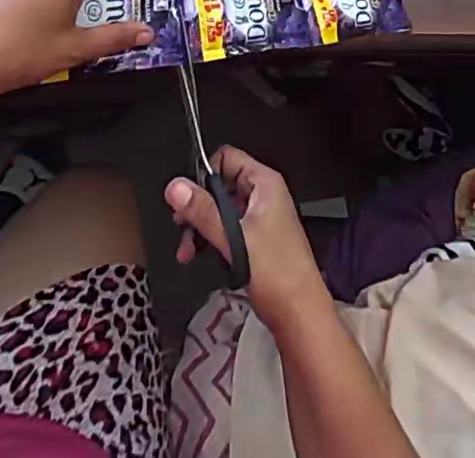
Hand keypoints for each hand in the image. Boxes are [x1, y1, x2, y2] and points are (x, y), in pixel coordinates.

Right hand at [165, 146, 327, 326]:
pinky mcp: (256, 239)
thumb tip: (174, 186)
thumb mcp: (234, 239)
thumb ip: (202, 211)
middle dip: (197, 206)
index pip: (226, 158)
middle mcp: (263, 195)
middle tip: (181, 227)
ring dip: (200, 227)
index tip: (188, 200)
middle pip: (220, 185)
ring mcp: (260, 217)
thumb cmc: (275, 273)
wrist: (301, 317)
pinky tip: (198, 256)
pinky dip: (210, 239)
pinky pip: (226, 228)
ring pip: (220, 209)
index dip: (204, 175)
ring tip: (187, 250)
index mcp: (264, 184)